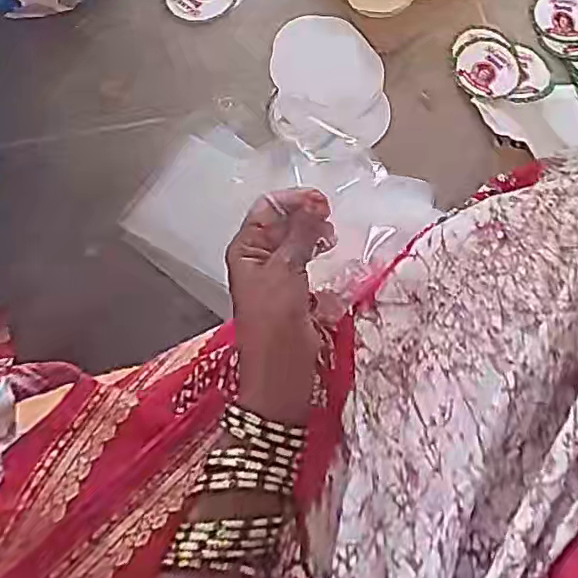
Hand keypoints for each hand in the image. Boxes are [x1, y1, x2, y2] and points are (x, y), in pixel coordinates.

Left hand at [226, 189, 334, 424]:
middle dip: (306, 213)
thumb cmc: (276, 325)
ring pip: (295, 237)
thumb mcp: (287, 273)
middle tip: (330, 219)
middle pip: (282, 219)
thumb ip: (301, 235)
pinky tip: (329, 250)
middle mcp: (258, 257)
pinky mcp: (294, 287)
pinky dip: (317, 248)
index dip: (294, 200)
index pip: (268, 207)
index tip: (323, 203)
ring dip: (313, 230)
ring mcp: (276, 272)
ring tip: (331, 236)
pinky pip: (305, 256)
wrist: (281, 377)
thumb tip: (315, 203)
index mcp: (246, 249)